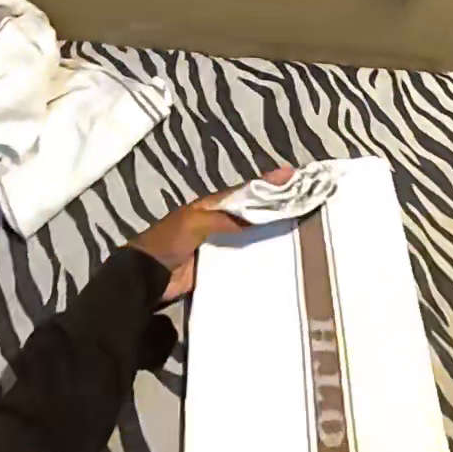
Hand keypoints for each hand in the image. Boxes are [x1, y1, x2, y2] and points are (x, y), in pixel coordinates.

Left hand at [129, 167, 294, 302]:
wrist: (147, 277)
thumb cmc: (169, 242)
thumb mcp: (195, 222)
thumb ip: (224, 218)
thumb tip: (257, 216)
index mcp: (212, 205)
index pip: (245, 190)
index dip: (267, 182)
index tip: (292, 174)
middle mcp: (220, 220)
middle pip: (252, 210)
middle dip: (275, 204)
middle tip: (305, 198)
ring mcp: (221, 243)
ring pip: (252, 232)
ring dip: (273, 228)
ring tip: (302, 224)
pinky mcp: (221, 265)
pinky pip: (246, 255)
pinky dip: (262, 253)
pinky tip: (281, 254)